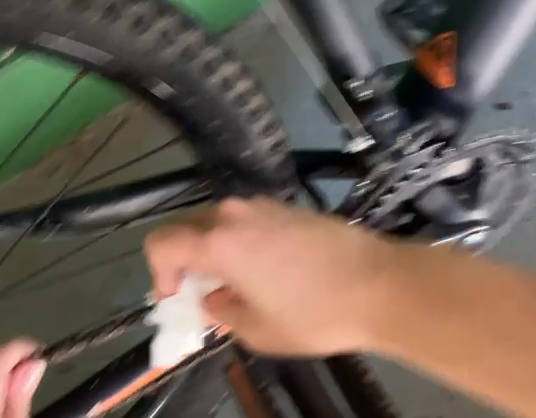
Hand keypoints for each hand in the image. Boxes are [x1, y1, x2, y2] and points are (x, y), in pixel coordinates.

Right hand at [144, 197, 400, 356]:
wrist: (377, 282)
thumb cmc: (314, 313)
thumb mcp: (260, 331)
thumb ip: (223, 313)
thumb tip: (213, 299)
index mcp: (218, 242)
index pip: (162, 242)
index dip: (158, 271)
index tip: (176, 297)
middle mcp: (231, 213)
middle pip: (187, 228)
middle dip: (184, 260)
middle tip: (201, 294)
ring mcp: (259, 204)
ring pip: (217, 222)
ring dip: (214, 249)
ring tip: (238, 284)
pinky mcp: (283, 205)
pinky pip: (245, 220)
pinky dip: (240, 241)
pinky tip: (268, 270)